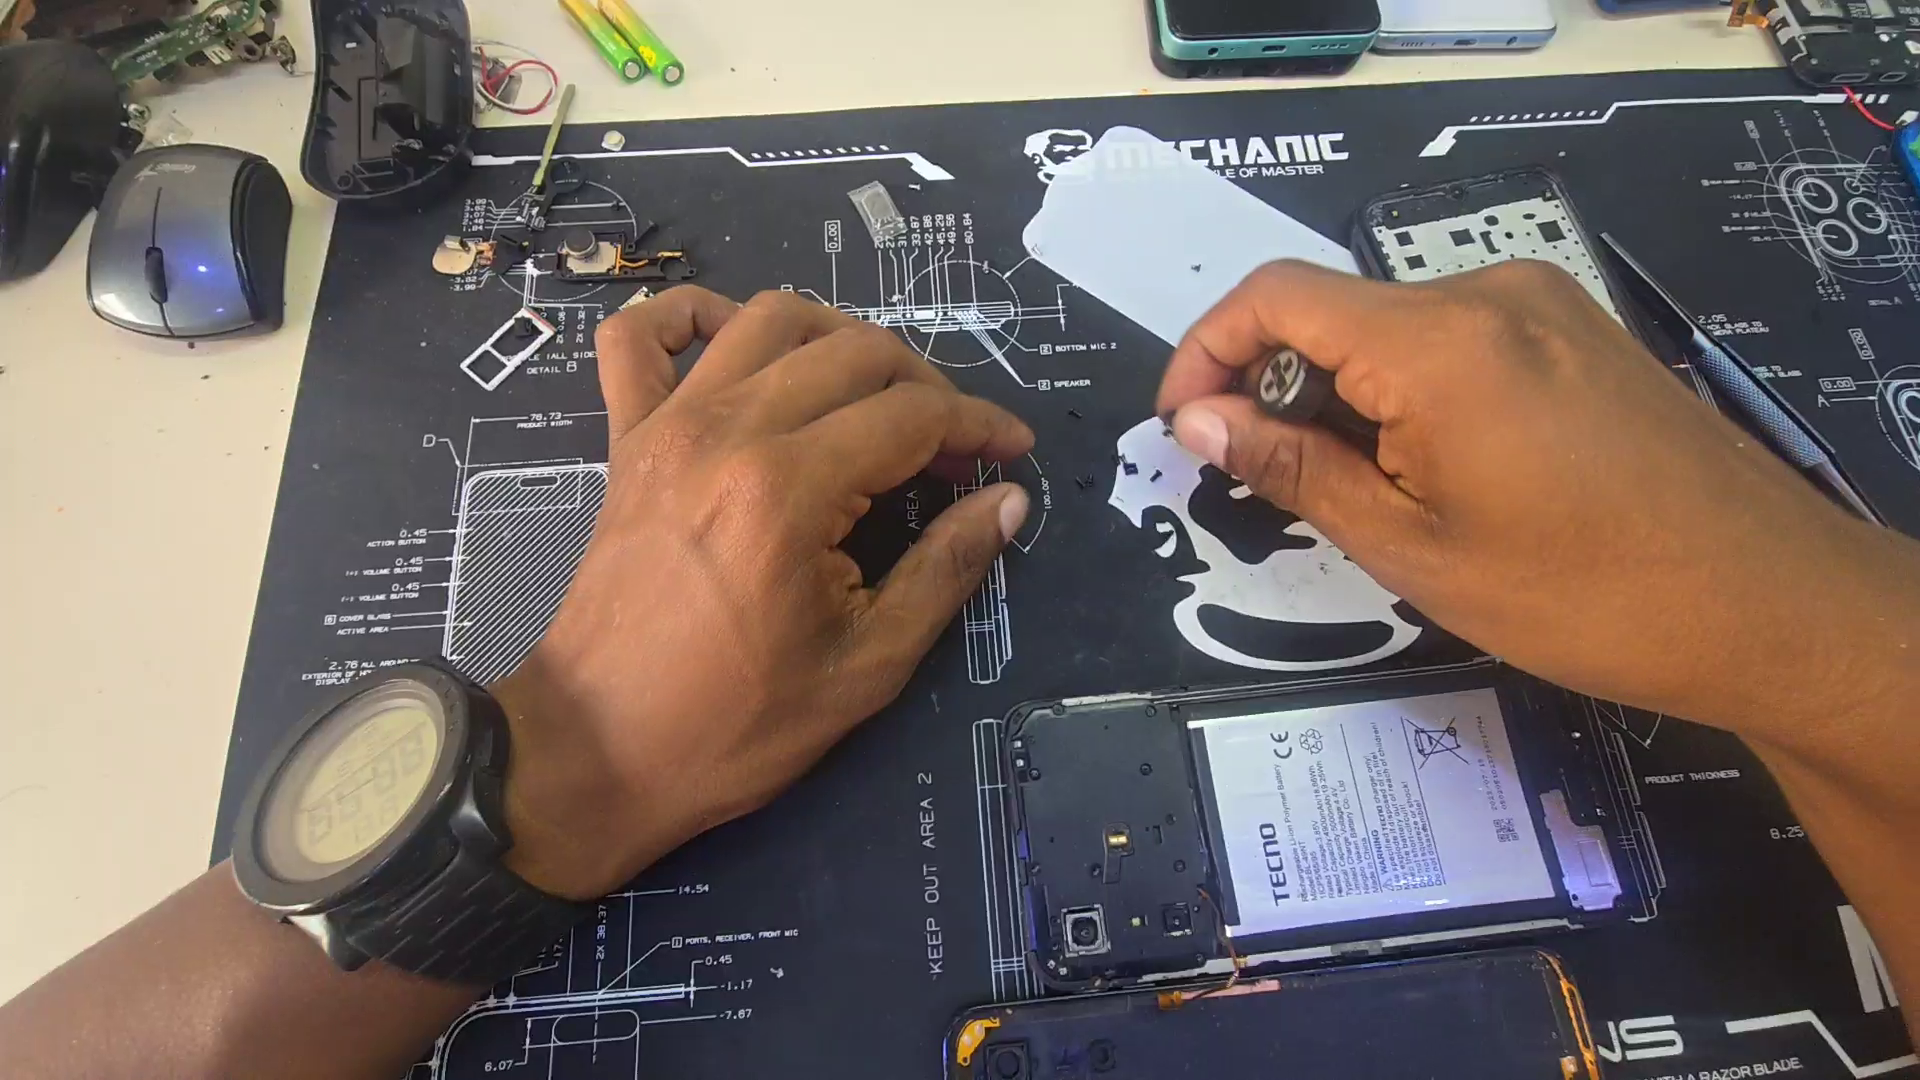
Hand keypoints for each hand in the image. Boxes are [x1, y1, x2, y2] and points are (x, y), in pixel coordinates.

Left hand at [493, 288, 1032, 899]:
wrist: (598, 748)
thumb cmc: (737, 723)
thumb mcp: (868, 665)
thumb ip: (946, 569)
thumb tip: (1009, 500)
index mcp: (790, 490)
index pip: (913, 415)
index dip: (979, 425)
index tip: (1012, 449)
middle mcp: (729, 430)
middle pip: (857, 352)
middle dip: (929, 387)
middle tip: (952, 448)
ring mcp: (668, 424)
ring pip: (772, 319)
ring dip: (844, 340)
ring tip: (876, 396)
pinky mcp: (627, 438)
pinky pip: (643, 335)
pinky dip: (696, 315)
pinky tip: (741, 343)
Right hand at [1155, 259, 1916, 742]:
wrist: (1775, 610)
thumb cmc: (1576, 593)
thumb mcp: (1403, 541)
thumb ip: (1289, 465)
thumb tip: (1196, 422)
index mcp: (1438, 343)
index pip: (1274, 298)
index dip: (1204, 350)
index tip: (1183, 422)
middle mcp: (1485, 295)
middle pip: (1322, 311)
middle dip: (1262, 383)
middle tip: (1248, 472)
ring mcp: (1533, 306)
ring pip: (1375, 329)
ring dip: (1322, 394)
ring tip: (1327, 481)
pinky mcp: (1560, 330)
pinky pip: (1433, 339)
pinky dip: (1381, 390)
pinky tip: (1397, 460)